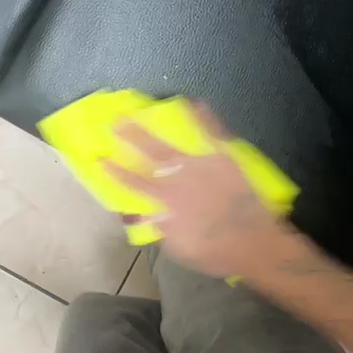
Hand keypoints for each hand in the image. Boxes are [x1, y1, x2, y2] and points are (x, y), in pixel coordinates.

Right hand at [102, 103, 289, 277]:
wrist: (252, 240)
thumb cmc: (215, 251)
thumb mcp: (180, 248)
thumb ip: (162, 228)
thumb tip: (146, 215)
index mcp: (165, 200)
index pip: (134, 182)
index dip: (116, 171)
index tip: (100, 158)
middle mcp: (178, 177)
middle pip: (149, 154)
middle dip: (130, 138)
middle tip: (115, 122)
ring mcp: (200, 164)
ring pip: (172, 142)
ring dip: (154, 127)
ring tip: (141, 111)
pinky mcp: (223, 158)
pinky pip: (212, 132)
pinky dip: (204, 116)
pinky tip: (196, 101)